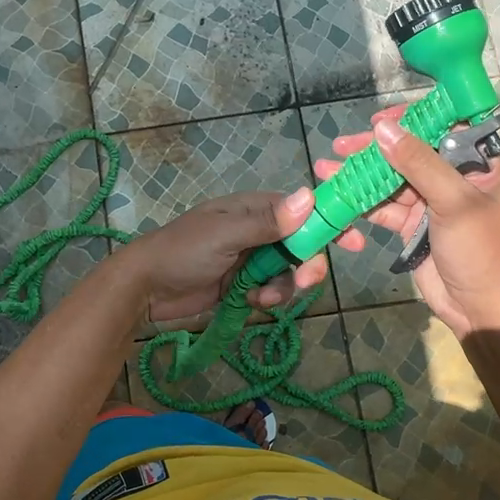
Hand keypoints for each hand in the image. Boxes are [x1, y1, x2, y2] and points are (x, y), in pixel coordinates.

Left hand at [111, 189, 359, 322]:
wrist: (145, 288)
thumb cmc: (183, 251)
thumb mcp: (225, 234)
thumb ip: (267, 222)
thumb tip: (310, 197)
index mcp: (251, 208)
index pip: (300, 210)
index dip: (327, 222)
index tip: (353, 240)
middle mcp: (255, 231)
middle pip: (301, 245)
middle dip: (308, 263)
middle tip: (308, 280)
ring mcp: (249, 259)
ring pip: (289, 272)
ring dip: (286, 287)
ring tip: (266, 299)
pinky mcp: (242, 285)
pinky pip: (271, 291)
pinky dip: (268, 299)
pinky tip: (252, 303)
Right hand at [314, 105, 499, 337]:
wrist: (484, 312)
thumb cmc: (484, 252)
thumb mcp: (454, 202)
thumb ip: (418, 162)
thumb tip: (382, 128)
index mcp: (486, 164)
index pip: (448, 126)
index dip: (413, 119)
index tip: (379, 120)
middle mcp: (460, 177)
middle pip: (413, 151)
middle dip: (376, 149)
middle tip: (341, 145)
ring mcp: (435, 201)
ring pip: (394, 179)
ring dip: (362, 174)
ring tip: (326, 167)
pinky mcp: (415, 225)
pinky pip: (385, 206)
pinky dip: (362, 201)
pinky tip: (337, 193)